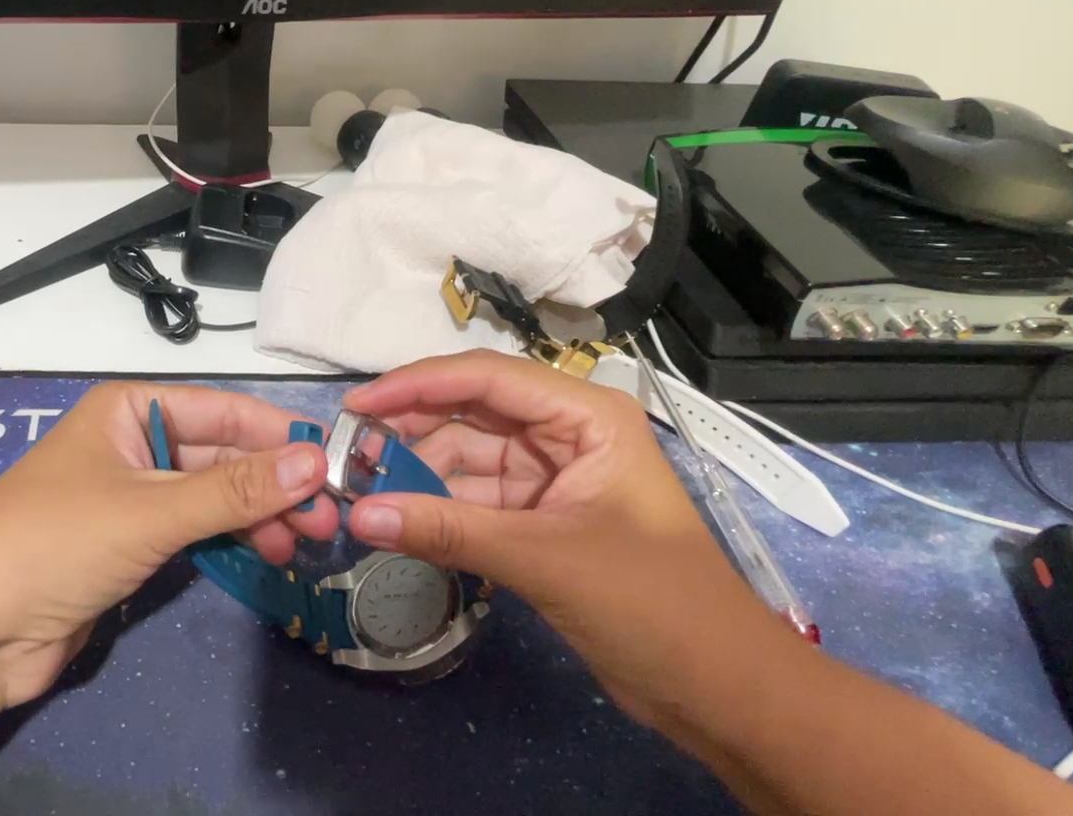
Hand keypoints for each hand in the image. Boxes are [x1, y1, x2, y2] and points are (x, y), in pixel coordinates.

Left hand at [0, 382, 338, 711]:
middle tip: (326, 516)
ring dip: (257, 514)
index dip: (278, 433)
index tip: (335, 460)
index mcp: (128, 410)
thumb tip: (315, 460)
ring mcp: (131, 495)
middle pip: (219, 453)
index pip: (220, 409)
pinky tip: (266, 552)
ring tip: (302, 542)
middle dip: (272, 482)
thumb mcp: (152, 509)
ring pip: (210, 494)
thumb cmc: (57, 543)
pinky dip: (230, 538)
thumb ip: (235, 488)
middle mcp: (132, 443)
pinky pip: (193, 528)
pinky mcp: (130, 543)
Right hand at [343, 350, 797, 723]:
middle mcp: (565, 432)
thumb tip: (358, 515)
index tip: (357, 402)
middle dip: (410, 428)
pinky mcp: (539, 517)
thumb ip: (448, 531)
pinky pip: (473, 498)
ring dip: (417, 471)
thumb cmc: (655, 605)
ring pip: (466, 456)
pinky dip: (437, 506)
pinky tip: (397, 516)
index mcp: (584, 416)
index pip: (486, 379)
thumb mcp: (544, 559)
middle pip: (470, 412)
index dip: (416, 384)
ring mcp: (551, 475)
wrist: (723, 694)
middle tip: (348, 449)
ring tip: (361, 486)